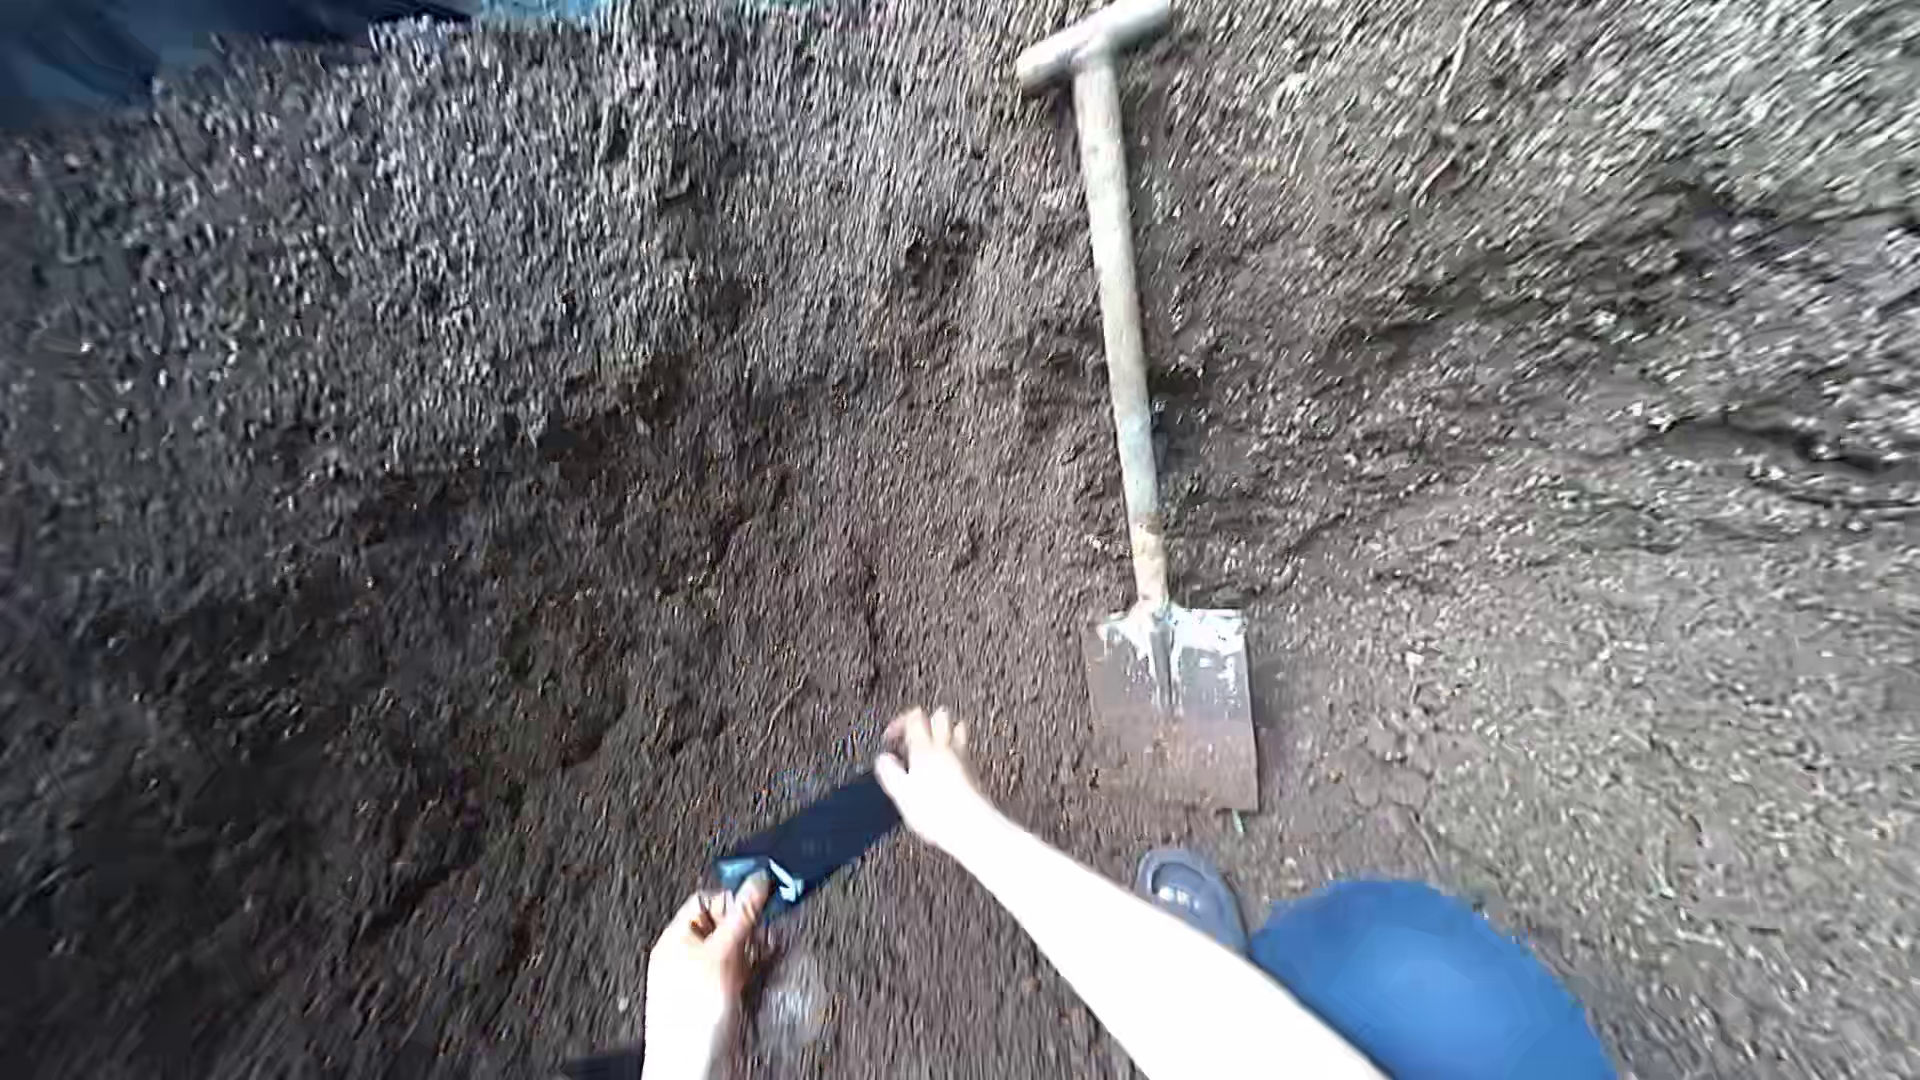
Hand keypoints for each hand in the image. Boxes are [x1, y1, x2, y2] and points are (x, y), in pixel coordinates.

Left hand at [641, 875, 770, 1079]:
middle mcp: (688, 955)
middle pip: (724, 919)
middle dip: (748, 920)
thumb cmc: (691, 1020)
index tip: (759, 896)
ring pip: (736, 942)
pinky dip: (756, 961)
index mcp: (676, 939)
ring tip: (769, 944)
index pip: (707, 898)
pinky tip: (767, 962)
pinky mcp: (721, 994)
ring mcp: (705, 975)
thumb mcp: (721, 953)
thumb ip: (742, 913)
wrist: (693, 1074)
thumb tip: (758, 878)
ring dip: (756, 940)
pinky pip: (742, 965)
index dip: (732, 895)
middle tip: (766, 923)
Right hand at [874, 707, 997, 854]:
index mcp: (924, 748)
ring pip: (957, 727)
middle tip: (915, 737)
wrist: (969, 825)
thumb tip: (883, 760)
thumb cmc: (935, 811)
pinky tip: (950, 765)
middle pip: (939, 715)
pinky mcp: (974, 769)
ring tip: (934, 746)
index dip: (901, 722)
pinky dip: (957, 749)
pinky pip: (966, 748)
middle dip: (927, 721)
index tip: (893, 737)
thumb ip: (891, 773)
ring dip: (946, 731)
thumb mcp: (902, 794)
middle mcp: (945, 746)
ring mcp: (962, 755)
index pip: (914, 717)